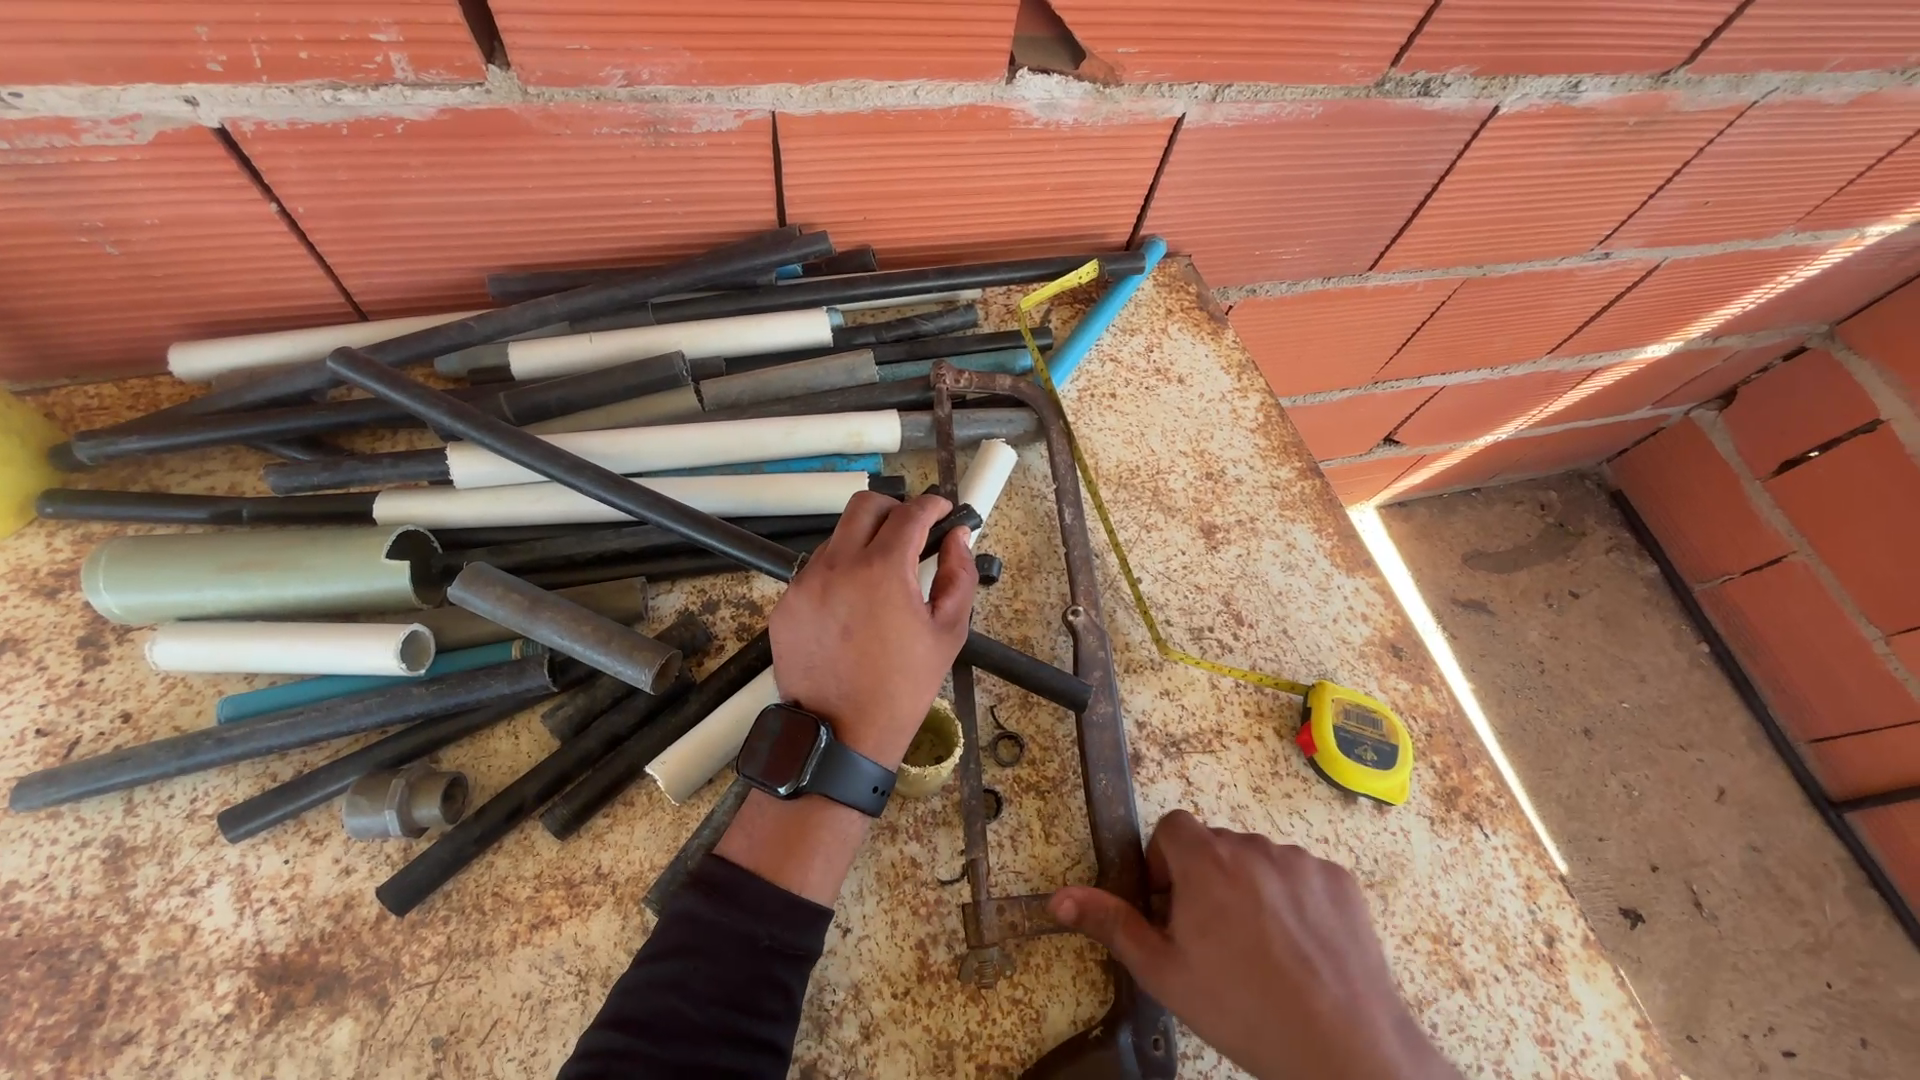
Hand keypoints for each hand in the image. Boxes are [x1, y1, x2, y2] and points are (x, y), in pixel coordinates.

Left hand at [769, 491, 976, 768]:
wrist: (840, 735)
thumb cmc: (900, 689)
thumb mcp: (947, 633)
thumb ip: (958, 575)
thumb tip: (956, 539)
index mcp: (882, 571)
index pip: (910, 514)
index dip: (931, 505)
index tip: (942, 509)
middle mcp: (837, 567)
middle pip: (864, 506)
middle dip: (893, 508)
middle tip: (911, 529)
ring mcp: (804, 584)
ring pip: (837, 538)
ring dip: (863, 543)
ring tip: (882, 579)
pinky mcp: (786, 605)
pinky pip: (814, 572)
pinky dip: (838, 574)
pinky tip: (853, 607)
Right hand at [1048, 811, 1455, 1079]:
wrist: (1343, 1048)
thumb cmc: (1242, 1009)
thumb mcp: (1164, 973)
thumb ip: (1111, 924)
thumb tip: (1059, 898)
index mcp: (1206, 863)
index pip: (1172, 827)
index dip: (1165, 861)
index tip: (1173, 905)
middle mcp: (1253, 847)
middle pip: (1216, 846)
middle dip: (1207, 879)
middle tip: (1214, 937)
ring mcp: (1302, 861)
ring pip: (1260, 860)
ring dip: (1250, 887)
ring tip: (1262, 948)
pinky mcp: (1340, 881)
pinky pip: (1303, 875)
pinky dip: (1295, 899)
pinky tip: (1301, 947)